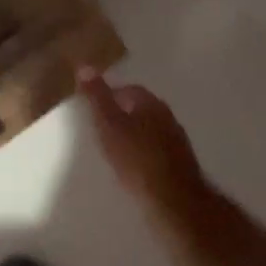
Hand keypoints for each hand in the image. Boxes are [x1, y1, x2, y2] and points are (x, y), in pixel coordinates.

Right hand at [78, 68, 203, 210]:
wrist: (173, 199)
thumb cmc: (136, 159)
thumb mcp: (109, 126)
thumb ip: (97, 98)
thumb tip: (85, 65)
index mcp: (151, 103)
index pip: (129, 89)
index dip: (110, 96)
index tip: (94, 110)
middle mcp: (168, 116)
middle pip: (141, 108)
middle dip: (123, 115)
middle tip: (102, 129)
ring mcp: (177, 140)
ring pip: (151, 129)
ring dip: (134, 135)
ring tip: (115, 150)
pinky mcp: (180, 163)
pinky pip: (157, 149)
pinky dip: (144, 152)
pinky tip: (134, 168)